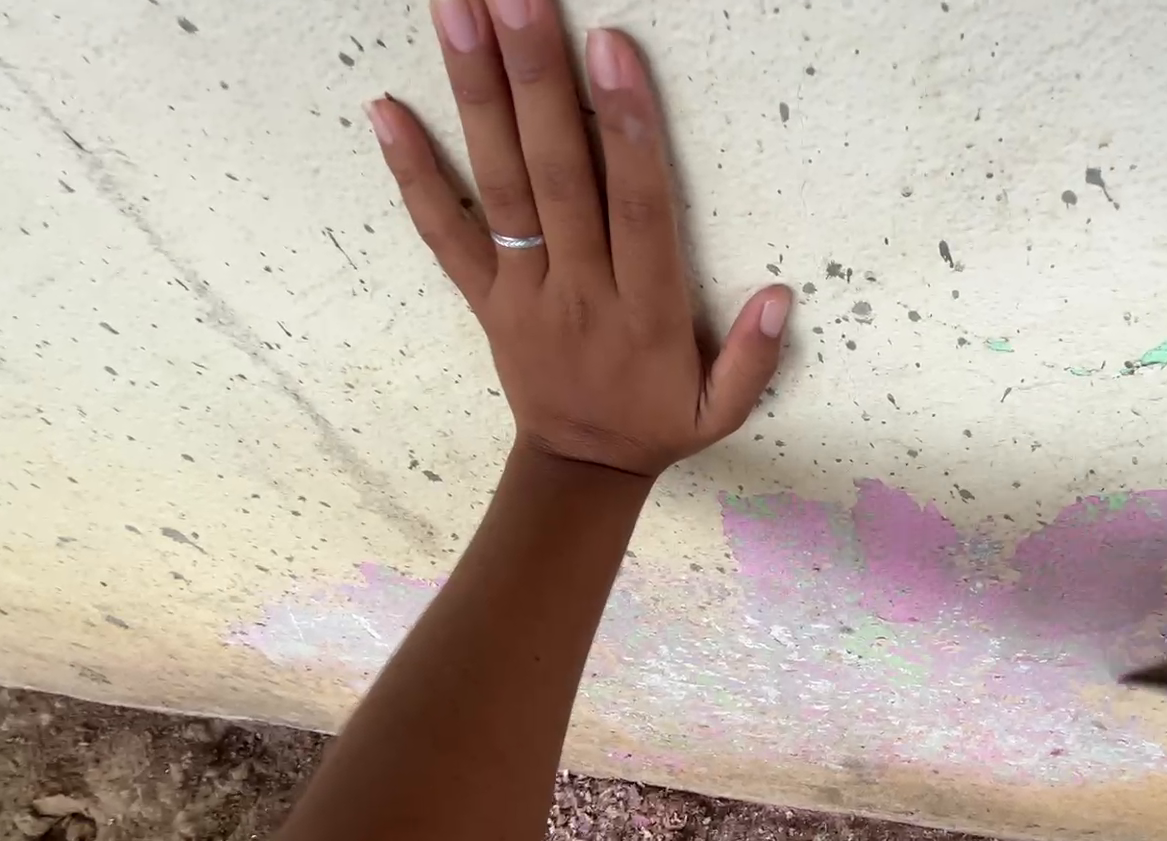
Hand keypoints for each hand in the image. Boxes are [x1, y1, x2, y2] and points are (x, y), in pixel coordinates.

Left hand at [365, 0, 790, 476]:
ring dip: (478, 100)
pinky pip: (445, 238)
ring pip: (501, 192)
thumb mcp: (722, 413)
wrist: (582, 469)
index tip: (611, 48)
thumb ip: (754, 360)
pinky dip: (414, 177)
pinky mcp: (487, 302)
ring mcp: (525, 295)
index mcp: (645, 315)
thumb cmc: (657, 429)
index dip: (627, 131)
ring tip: (457, 10)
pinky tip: (385, 111)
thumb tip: (781, 295)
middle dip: (538, 83)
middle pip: (559, 180)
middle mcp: (580, 294)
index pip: (638, 211)